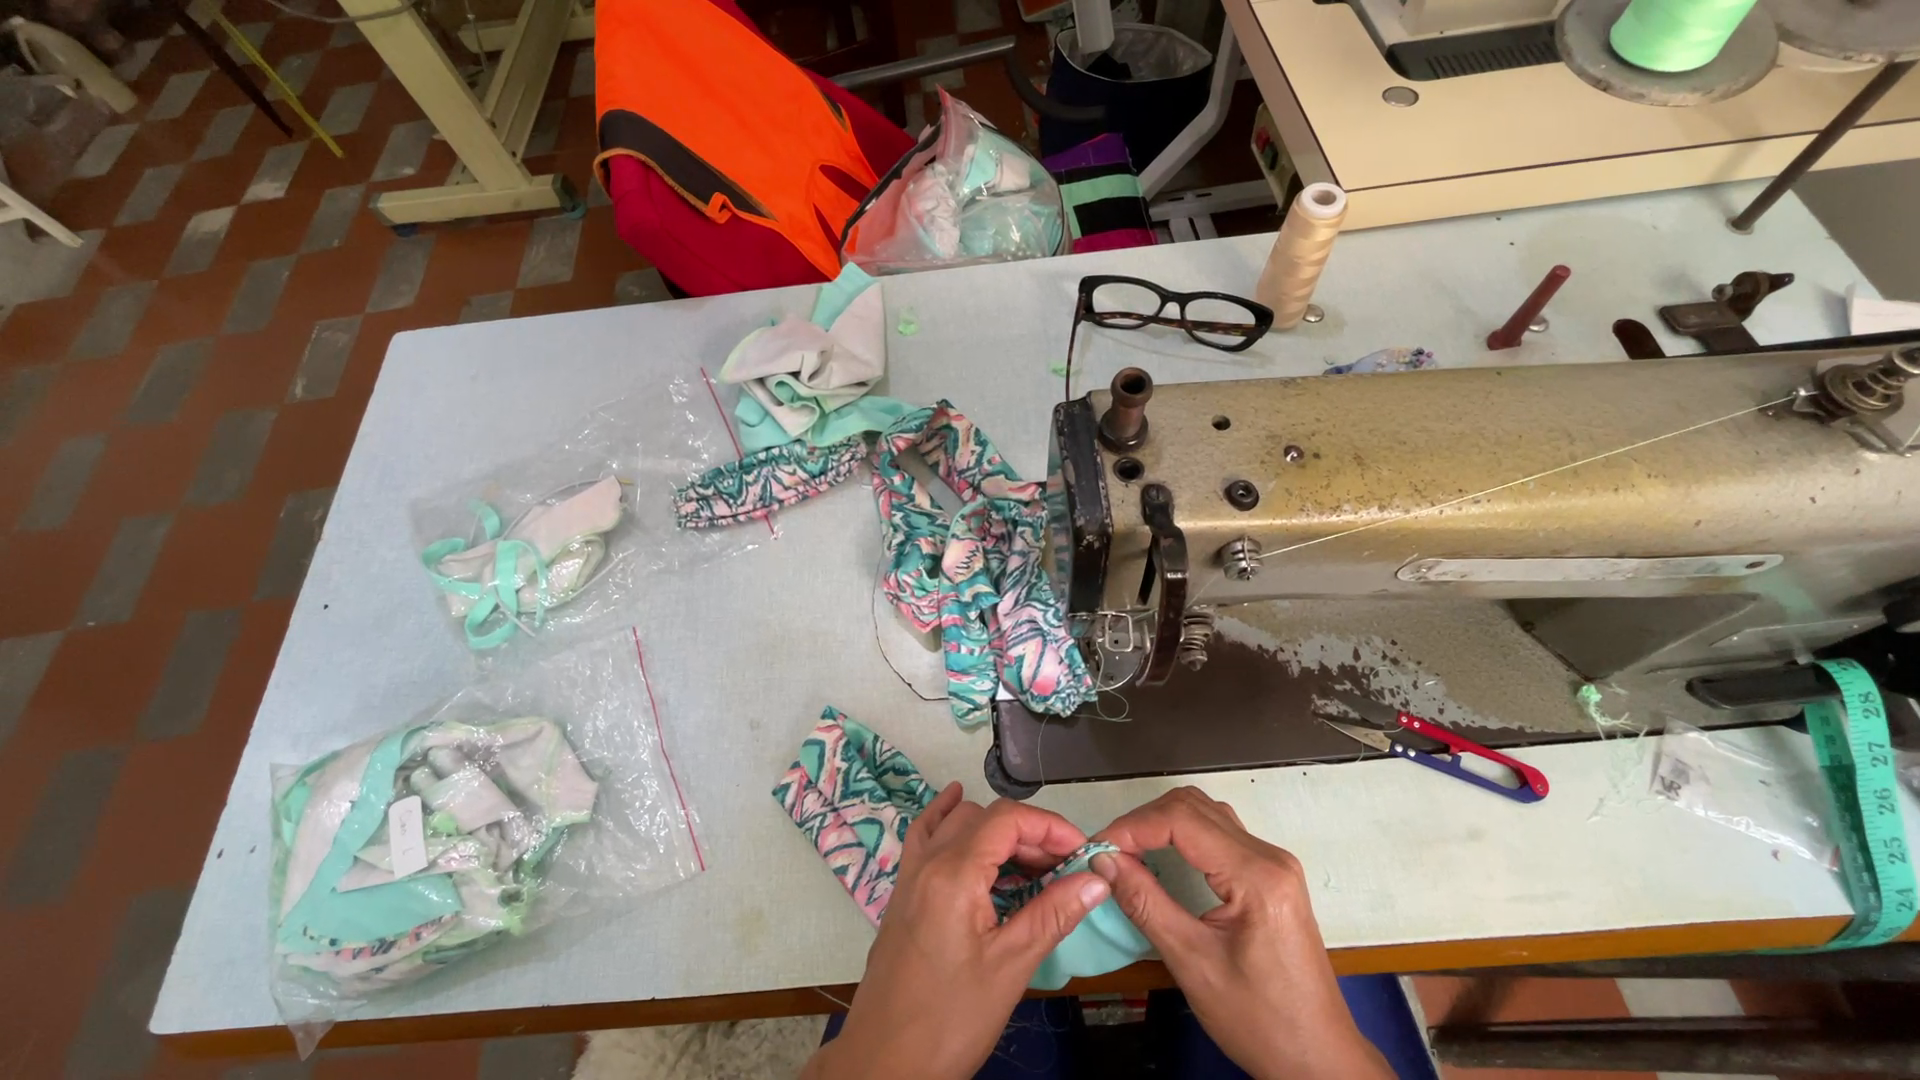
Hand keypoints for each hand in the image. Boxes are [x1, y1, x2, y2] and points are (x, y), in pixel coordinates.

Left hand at [802, 783, 1112, 1079]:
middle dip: (1030, 833)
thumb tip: (1096, 879)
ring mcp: (910, 875)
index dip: (1051, 827)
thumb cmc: (950, 1020)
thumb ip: (1053, 914)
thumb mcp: (1010, 968)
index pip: (1008, 820)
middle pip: (985, 818)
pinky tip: (958, 805)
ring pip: (957, 823)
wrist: (885, 1063)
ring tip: (1033, 865)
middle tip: (1065, 870)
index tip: (1082, 853)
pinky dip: (947, 818)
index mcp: (953, 875)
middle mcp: (927, 862)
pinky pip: (925, 835)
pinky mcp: (903, 892)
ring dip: (997, 833)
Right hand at [1094, 788, 1390, 1079]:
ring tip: (1127, 853)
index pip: (1182, 819)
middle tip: (1108, 853)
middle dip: (1143, 822)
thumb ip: (1145, 902)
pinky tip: (1159, 858)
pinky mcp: (1270, 875)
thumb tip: (1103, 860)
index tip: (1097, 849)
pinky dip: (1181, 835)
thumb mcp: (1192, 962)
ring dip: (1161, 824)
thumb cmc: (1258, 1020)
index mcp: (1256, 875)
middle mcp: (1269, 856)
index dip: (1133, 826)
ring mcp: (1274, 863)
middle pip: (1193, 806)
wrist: (1318, 1059)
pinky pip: (1218, 833)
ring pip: (1205, 814)